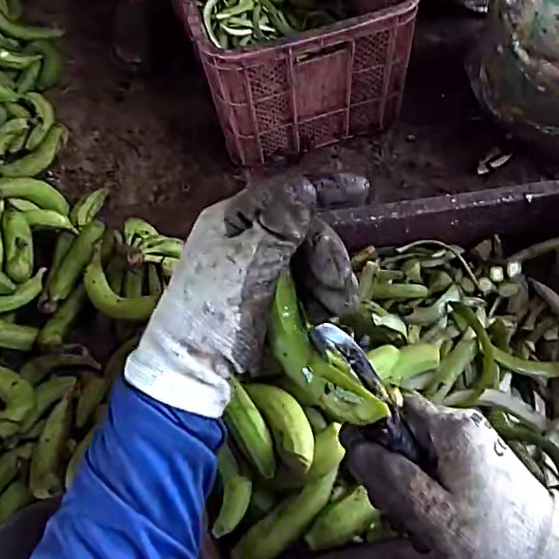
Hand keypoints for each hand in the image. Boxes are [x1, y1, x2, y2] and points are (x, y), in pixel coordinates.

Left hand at [123, 174, 368, 416]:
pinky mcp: (277, 300)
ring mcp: (265, 271)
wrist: (196, 372)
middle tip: (337, 282)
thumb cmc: (213, 312)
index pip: (285, 193)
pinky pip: (312, 289)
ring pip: (315, 261)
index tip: (362, 190)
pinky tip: (323, 315)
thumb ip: (279, 226)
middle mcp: (251, 239)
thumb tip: (305, 186)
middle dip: (328, 255)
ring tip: (333, 306)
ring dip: (331, 282)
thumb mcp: (246, 264)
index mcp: (235, 220)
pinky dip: (324, 300)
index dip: (324, 189)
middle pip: (307, 231)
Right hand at [346, 397, 558, 558]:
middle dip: (393, 470)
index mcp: (451, 426)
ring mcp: (473, 443)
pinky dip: (431, 491)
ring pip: (420, 453)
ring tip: (419, 527)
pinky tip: (435, 525)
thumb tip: (354, 447)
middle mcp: (462, 424)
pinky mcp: (480, 462)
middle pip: (406, 433)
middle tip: (396, 512)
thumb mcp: (433, 514)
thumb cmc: (493, 538)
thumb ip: (391, 478)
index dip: (373, 431)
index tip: (366, 468)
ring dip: (410, 487)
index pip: (396, 405)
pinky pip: (440, 466)